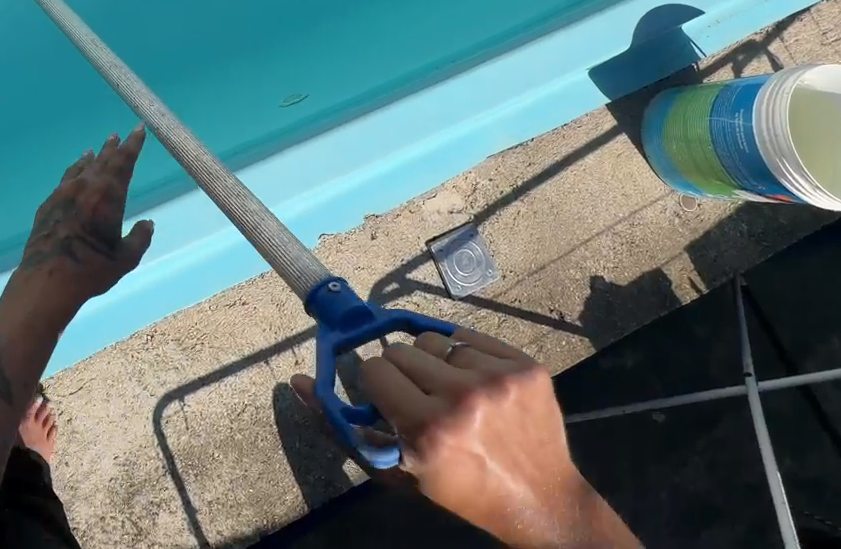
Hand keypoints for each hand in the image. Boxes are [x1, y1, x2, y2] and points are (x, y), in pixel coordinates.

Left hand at [11, 127, 154, 323]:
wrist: (47, 277)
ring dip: (94, 157)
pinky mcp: (49, 203)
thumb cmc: (92, 269)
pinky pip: (66, 178)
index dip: (133, 145)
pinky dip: (75, 169)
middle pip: (103, 160)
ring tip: (99, 148)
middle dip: (114, 147)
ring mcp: (64, 193)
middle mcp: (86, 187)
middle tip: (120, 134)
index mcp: (109, 196)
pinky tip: (77, 169)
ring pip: (83, 167)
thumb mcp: (126, 259)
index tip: (139, 130)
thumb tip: (147, 223)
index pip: (124, 163)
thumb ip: (139, 238)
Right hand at [291, 330, 638, 548]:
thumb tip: (297, 382)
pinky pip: (469, 337)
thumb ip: (341, 425)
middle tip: (423, 401)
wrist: (543, 503)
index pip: (374, 369)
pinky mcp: (526, 367)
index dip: (380, 388)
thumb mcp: (394, 468)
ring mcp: (499, 380)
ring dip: (435, 363)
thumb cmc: (459, 488)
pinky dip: (467, 357)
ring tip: (453, 393)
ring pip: (433, 340)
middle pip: (400, 350)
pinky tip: (479, 385)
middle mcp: (463, 400)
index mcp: (428, 429)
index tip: (396, 408)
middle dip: (404, 374)